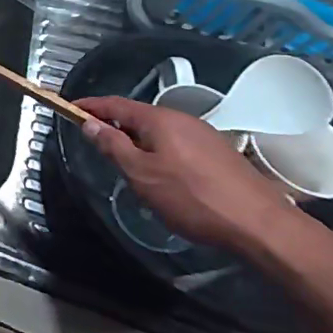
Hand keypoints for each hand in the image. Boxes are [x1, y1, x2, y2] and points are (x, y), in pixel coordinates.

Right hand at [75, 96, 302, 254]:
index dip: (90, 105)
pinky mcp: (221, 155)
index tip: (69, 108)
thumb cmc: (193, 198)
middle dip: (114, 125)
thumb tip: (90, 122)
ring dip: (138, 141)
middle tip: (95, 142)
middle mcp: (183, 120)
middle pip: (139, 116)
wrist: (264, 227)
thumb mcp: (141, 174)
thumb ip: (112, 145)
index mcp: (160, 119)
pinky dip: (160, 151)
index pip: (115, 104)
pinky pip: (178, 144)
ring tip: (127, 163)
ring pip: (160, 132)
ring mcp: (206, 136)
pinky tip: (162, 175)